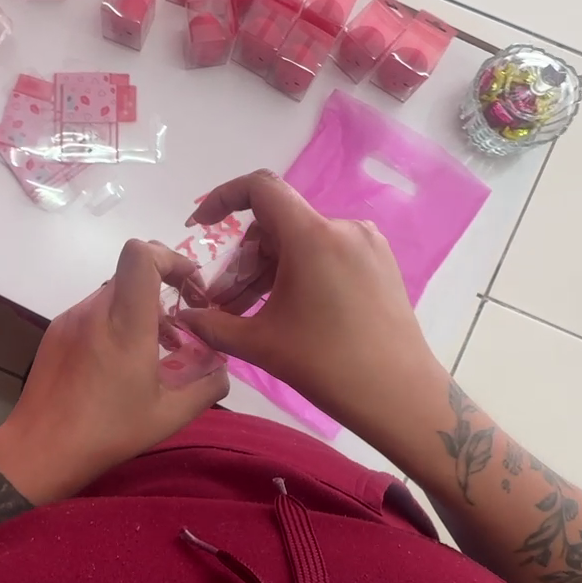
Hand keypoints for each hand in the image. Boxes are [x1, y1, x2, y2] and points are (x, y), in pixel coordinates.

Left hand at [0, 240, 229, 502]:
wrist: (41, 448)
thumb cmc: (108, 433)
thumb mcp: (169, 416)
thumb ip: (206, 387)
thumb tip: (222, 370)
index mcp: (126, 324)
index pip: (141, 255)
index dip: (171, 258)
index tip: (190, 285)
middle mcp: (96, 311)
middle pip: (131, 269)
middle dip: (164, 285)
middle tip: (183, 320)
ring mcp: (71, 319)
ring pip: (114, 292)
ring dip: (141, 307)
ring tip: (159, 347)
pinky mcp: (56, 332)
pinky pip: (94, 311)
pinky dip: (116, 320)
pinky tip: (122, 359)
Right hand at [177, 170, 443, 434]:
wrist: (397, 394)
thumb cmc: (325, 365)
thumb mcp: (259, 344)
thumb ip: (212, 325)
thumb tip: (183, 317)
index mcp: (311, 236)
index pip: (260, 188)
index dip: (223, 198)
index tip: (202, 226)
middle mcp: (342, 228)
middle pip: (277, 225)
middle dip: (244, 259)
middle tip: (224, 301)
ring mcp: (366, 244)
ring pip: (301, 242)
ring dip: (269, 271)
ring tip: (252, 313)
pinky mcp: (380, 263)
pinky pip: (327, 254)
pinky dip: (299, 273)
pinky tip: (289, 311)